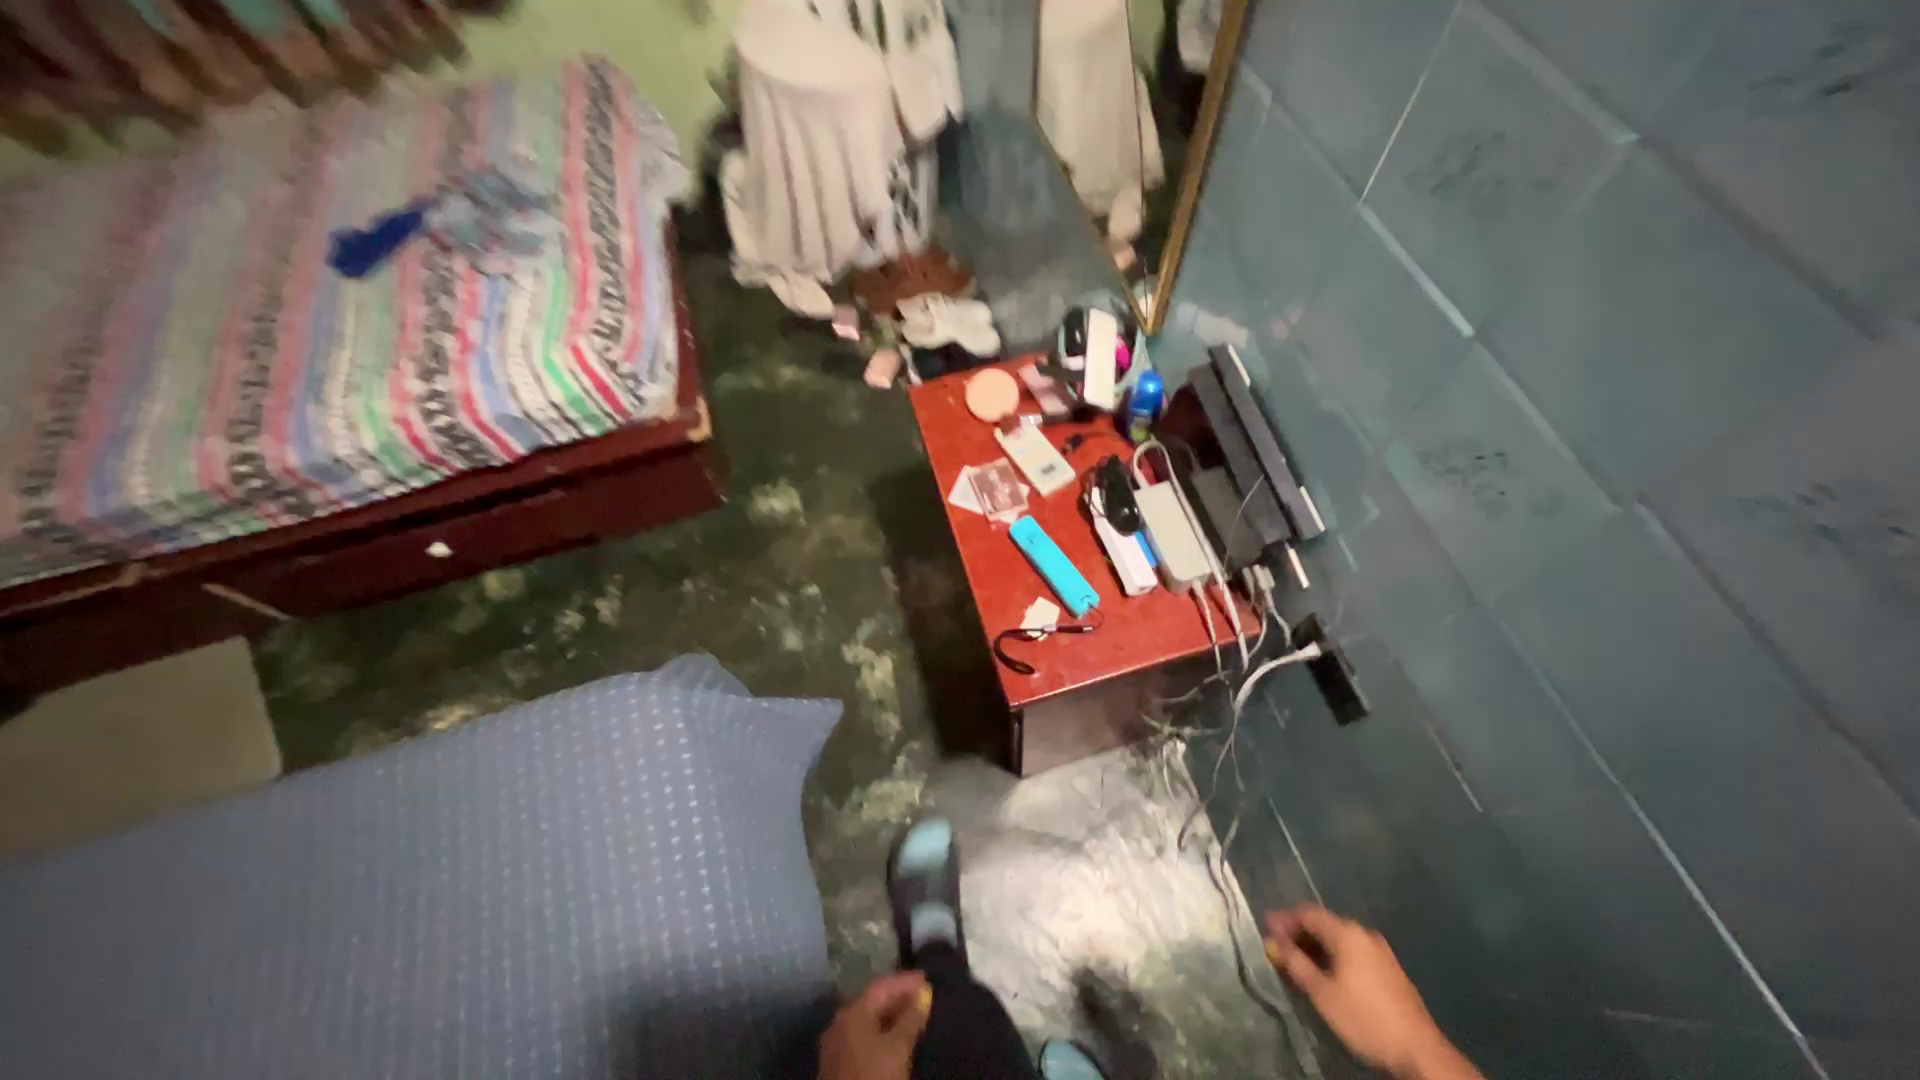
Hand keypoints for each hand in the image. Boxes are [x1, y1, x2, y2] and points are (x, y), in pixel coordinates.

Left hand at [819, 971, 934, 1079]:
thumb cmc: (874, 1076)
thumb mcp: (899, 1047)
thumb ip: (912, 1019)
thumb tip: (924, 994)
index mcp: (852, 1012)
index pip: (881, 987)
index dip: (905, 981)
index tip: (926, 978)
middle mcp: (841, 1021)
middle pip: (873, 1001)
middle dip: (898, 997)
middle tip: (922, 995)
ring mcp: (838, 1042)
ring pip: (868, 1020)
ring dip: (891, 1016)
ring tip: (914, 1015)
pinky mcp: (839, 1061)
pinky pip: (864, 1035)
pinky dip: (882, 1031)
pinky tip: (896, 1037)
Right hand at [1264, 906, 1479, 1079]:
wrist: (1418, 1050)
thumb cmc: (1363, 1017)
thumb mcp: (1321, 992)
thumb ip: (1295, 961)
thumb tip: (1274, 940)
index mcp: (1347, 933)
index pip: (1307, 913)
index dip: (1284, 919)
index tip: (1265, 929)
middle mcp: (1364, 935)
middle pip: (1323, 925)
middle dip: (1298, 936)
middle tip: (1277, 950)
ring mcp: (1380, 952)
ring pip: (1338, 941)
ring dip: (1315, 949)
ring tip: (1297, 967)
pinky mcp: (1388, 970)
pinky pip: (1352, 954)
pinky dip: (1333, 959)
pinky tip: (1324, 977)